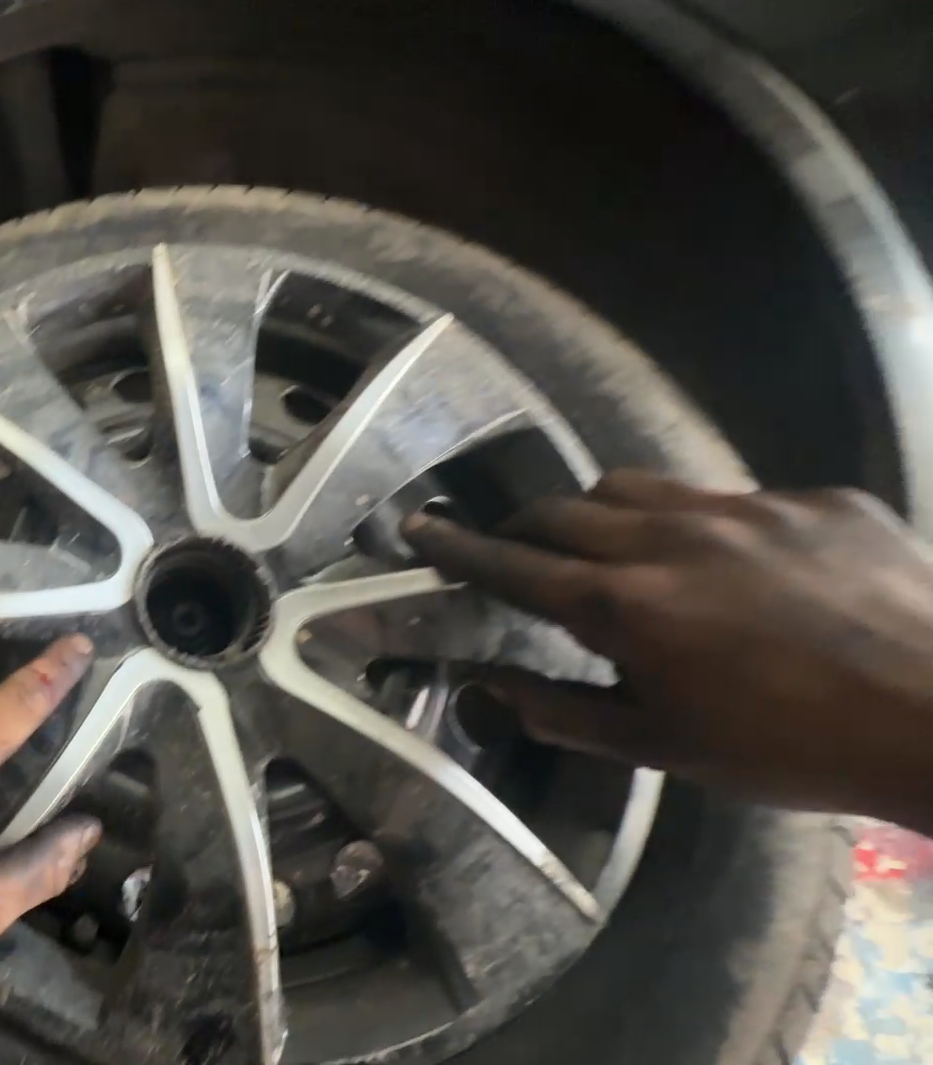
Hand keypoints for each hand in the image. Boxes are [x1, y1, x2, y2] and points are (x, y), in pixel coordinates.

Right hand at [403, 470, 932, 830]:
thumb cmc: (797, 746)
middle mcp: (669, 541)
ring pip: (629, 484)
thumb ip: (558, 711)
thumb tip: (482, 687)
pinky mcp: (814, 499)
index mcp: (625, 605)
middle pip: (557, 509)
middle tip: (520, 553)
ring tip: (617, 545)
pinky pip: (723, 494)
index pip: (509, 562)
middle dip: (522, 527)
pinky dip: (698, 521)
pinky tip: (738, 564)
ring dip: (598, 512)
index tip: (417, 528)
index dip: (454, 545)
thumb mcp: (663, 747)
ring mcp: (745, 511)